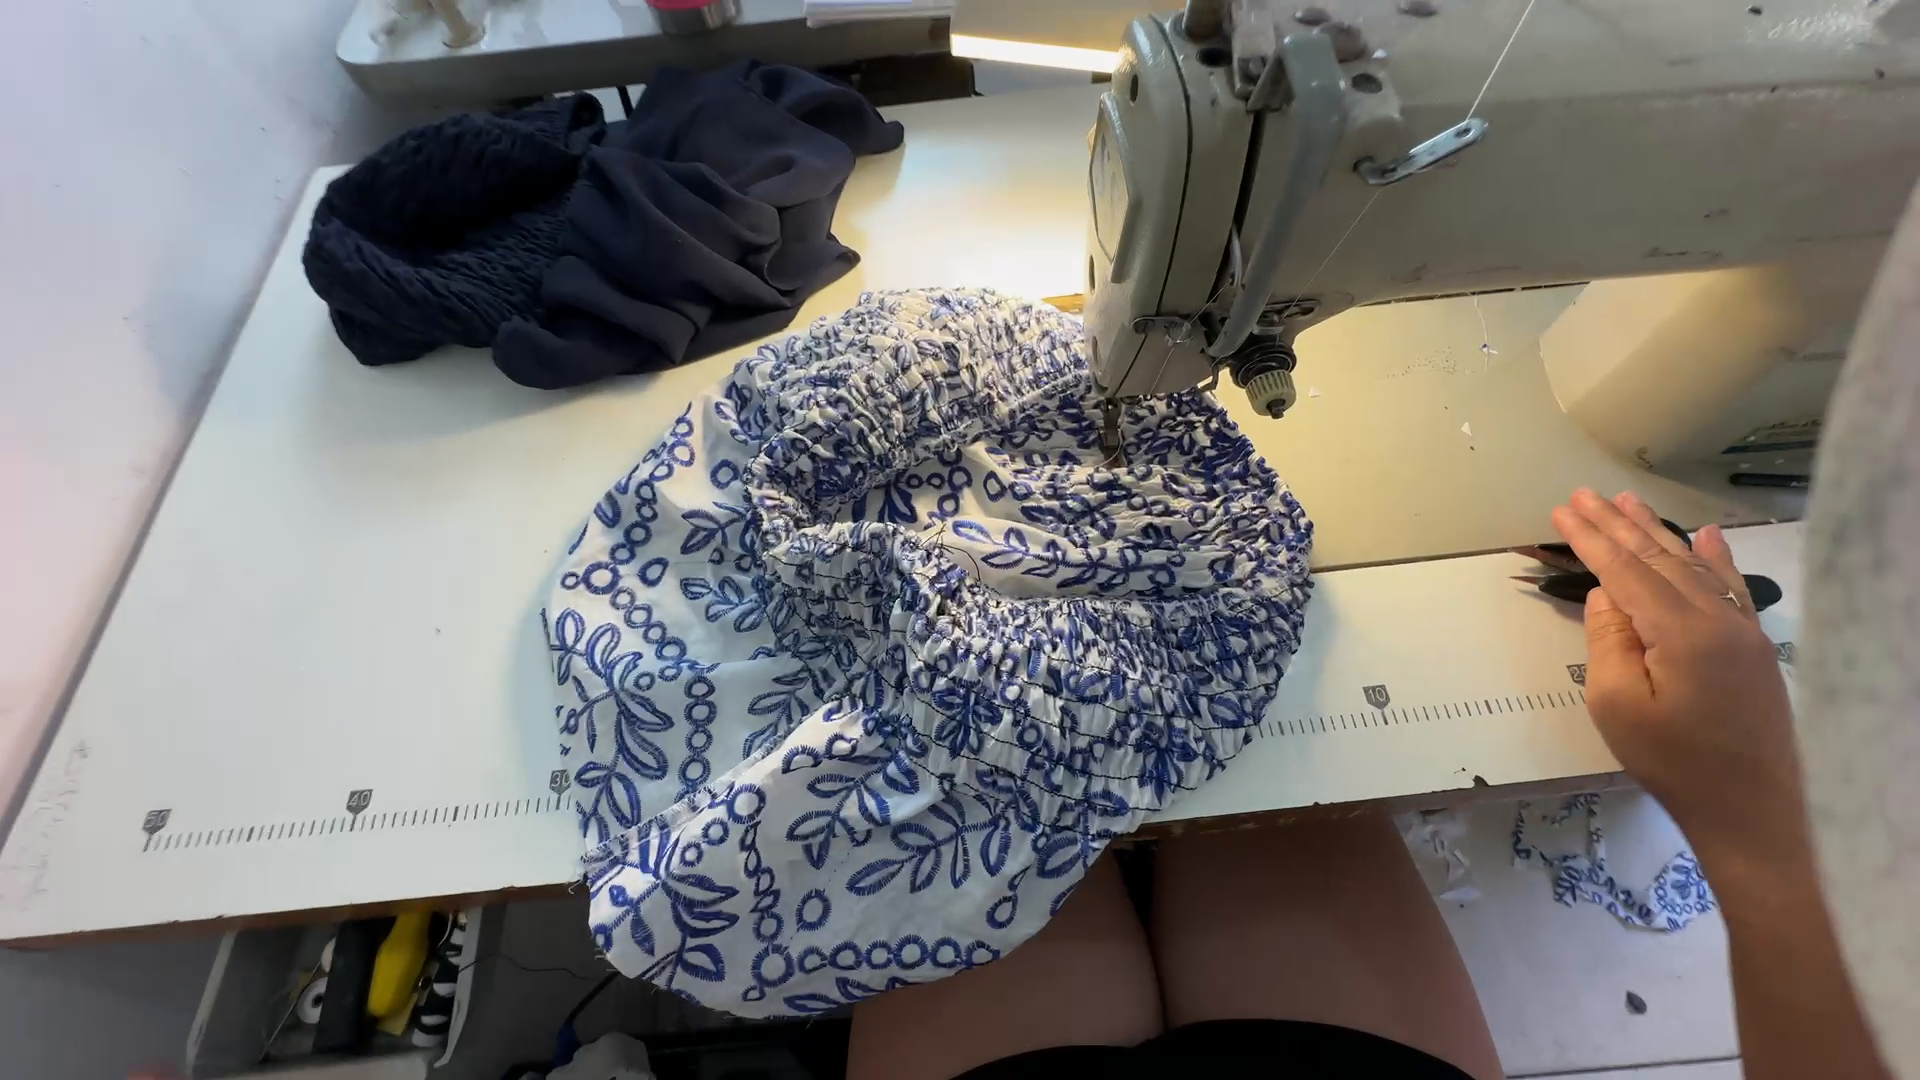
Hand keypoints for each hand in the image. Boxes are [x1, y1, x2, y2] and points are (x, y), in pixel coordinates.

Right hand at [1550, 489, 1804, 862]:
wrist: (1754, 810)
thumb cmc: (1672, 760)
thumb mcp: (1616, 703)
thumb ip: (1609, 641)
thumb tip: (1607, 596)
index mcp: (1682, 633)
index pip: (1626, 572)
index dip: (1591, 540)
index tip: (1561, 510)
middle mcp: (1720, 621)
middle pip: (1660, 560)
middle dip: (1617, 525)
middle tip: (1583, 494)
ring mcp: (1744, 633)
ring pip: (1693, 568)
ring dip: (1656, 533)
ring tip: (1625, 502)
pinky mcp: (1754, 649)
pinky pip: (1730, 589)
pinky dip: (1713, 559)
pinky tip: (1705, 536)